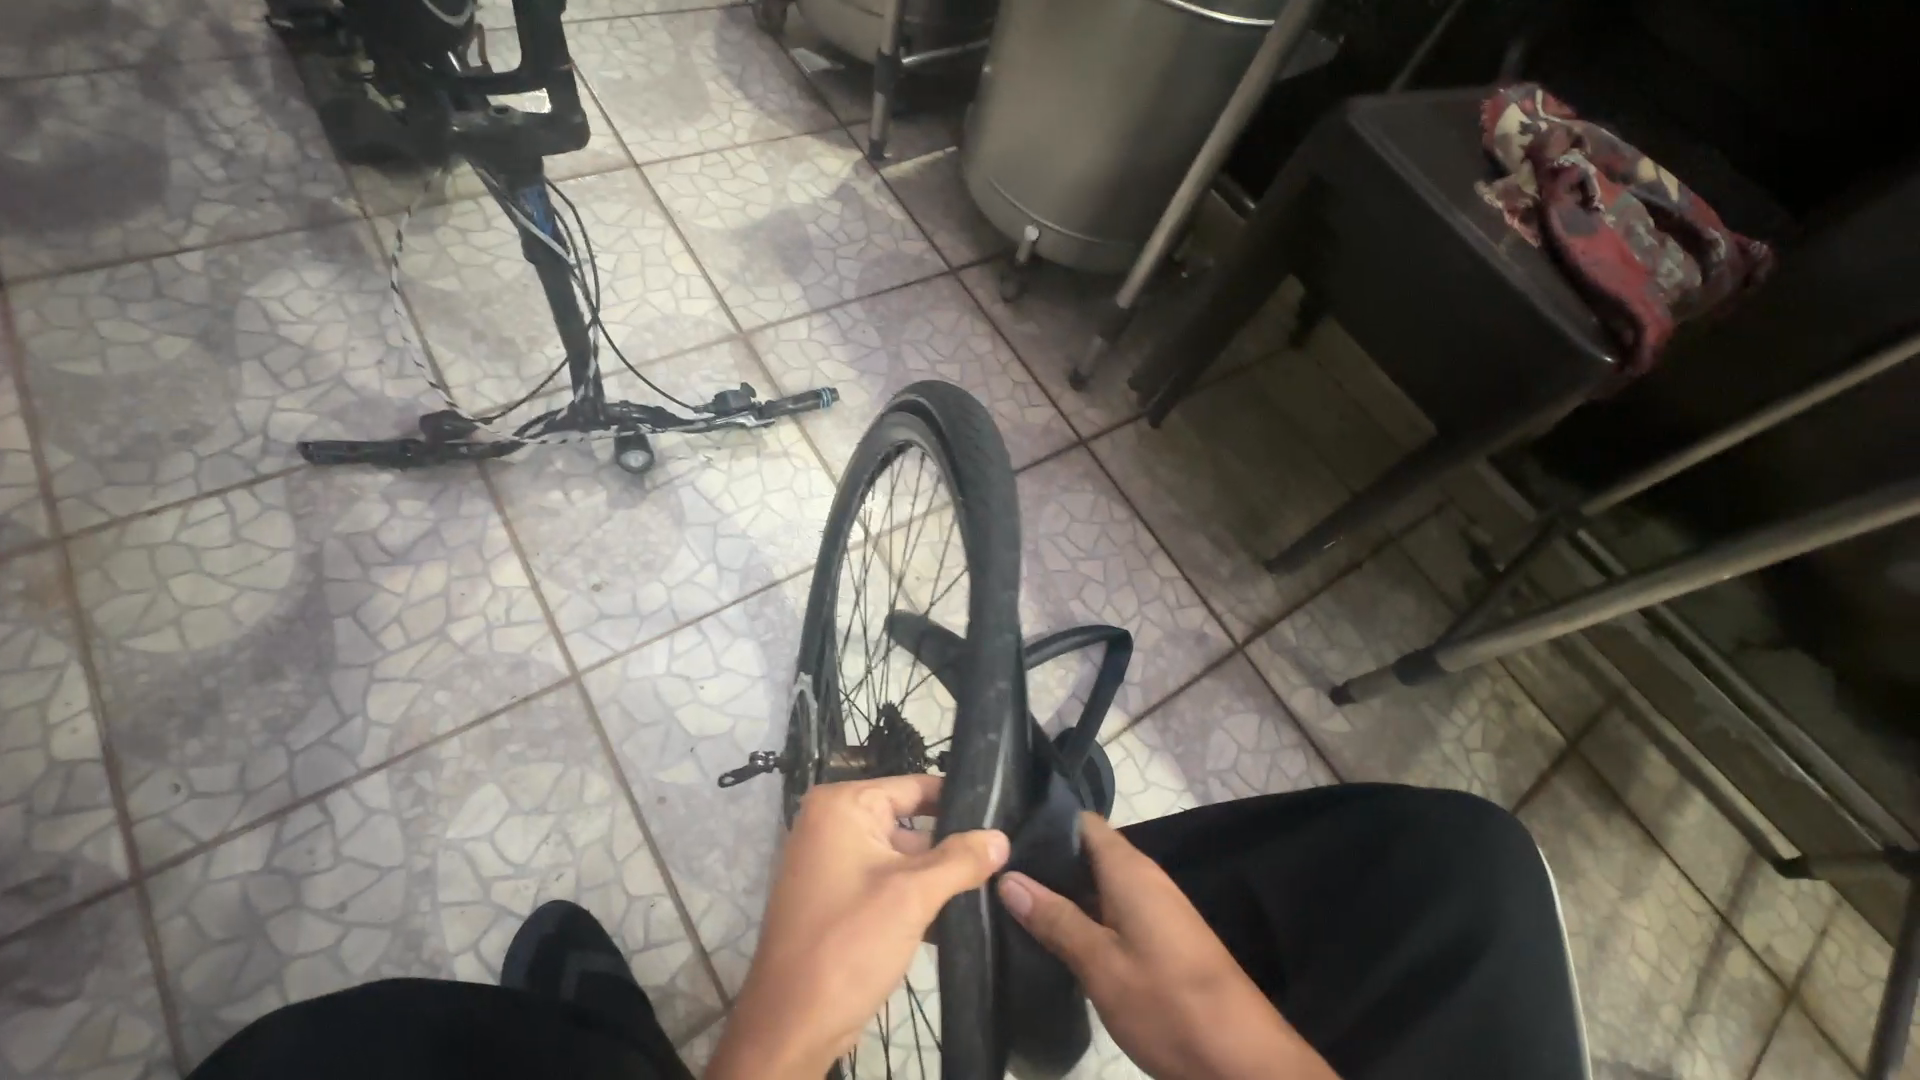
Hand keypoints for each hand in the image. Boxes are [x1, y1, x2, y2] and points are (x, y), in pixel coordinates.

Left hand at [706, 775, 1009, 1079]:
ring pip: (901, 856)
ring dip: (937, 875)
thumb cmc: (848, 944)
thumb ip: (960, 860)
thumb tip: (1001, 837)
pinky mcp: (837, 899)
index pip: (914, 786)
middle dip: (951, 842)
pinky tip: (957, 916)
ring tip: (992, 885)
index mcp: (842, 806)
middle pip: (909, 821)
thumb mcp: (913, 895)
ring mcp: (831, 863)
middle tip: (1005, 855)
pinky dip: (915, 897)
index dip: (959, 800)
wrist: (791, 1025)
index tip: (1003, 812)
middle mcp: (831, 824)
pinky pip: (886, 883)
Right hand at [997, 813, 1338, 1079]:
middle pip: (1087, 853)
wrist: (1244, 1062)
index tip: (1002, 837)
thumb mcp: (1101, 965)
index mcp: (1130, 871)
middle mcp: (1144, 879)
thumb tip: (1008, 878)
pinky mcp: (1160, 940)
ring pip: (1097, 886)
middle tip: (994, 875)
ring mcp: (1155, 911)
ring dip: (1061, 894)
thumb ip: (1056, 920)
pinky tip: (1051, 939)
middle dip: (1045, 863)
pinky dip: (1082, 918)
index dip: (1043, 823)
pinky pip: (1111, 912)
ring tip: (1009, 904)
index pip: (1082, 822)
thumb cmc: (1169, 1004)